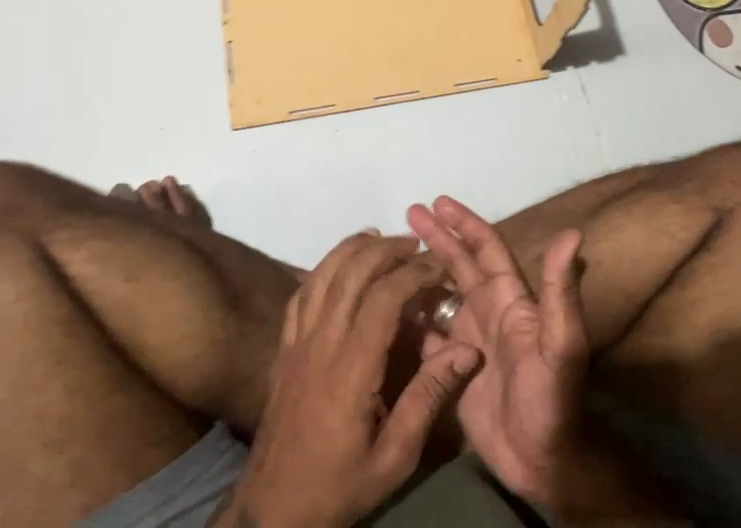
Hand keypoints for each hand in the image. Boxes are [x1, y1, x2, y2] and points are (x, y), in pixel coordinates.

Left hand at [220, 232, 480, 527]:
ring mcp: (296, 344)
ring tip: (383, 239)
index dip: (414, 271)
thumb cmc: (339, 486)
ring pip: (321, 276)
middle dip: (386, 250)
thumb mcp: (395, 456)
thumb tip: (467, 349)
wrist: (273, 510)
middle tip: (417, 245)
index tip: (440, 265)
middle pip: (350, 274)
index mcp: (351, 369)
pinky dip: (322, 269)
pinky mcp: (283, 351)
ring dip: (352, 249)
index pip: (383, 297)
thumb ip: (428, 397)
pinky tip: (340, 265)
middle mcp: (320, 344)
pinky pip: (300, 295)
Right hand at [406, 197, 587, 508]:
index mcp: (512, 301)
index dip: (465, 224)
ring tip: (389, 255)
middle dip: (436, 237)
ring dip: (419, 272)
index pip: (487, 250)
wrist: (540, 461)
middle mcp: (489, 313)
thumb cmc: (553, 400)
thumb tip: (572, 233)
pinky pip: (426, 335)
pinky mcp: (452, 369)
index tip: (438, 202)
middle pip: (459, 265)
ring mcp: (468, 341)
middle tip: (407, 212)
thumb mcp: (562, 344)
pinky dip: (408, 317)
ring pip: (439, 296)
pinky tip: (385, 307)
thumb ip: (561, 292)